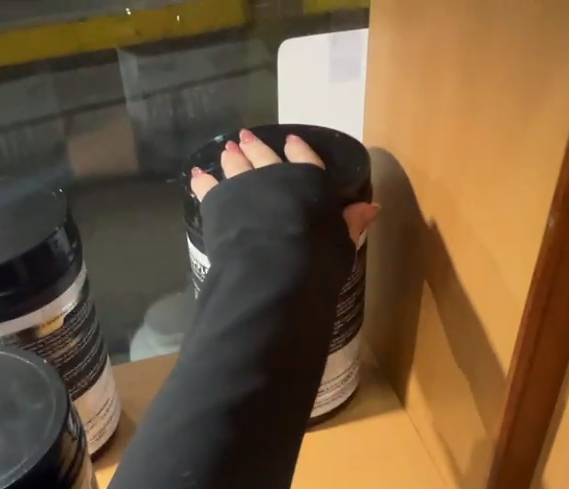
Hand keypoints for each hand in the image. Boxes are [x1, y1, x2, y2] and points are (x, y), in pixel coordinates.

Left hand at [190, 129, 379, 245]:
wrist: (273, 270)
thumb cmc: (315, 259)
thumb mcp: (340, 243)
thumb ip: (350, 224)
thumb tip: (371, 208)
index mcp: (308, 181)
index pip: (305, 160)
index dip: (299, 150)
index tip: (292, 141)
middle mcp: (274, 176)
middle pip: (265, 157)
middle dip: (256, 147)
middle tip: (246, 137)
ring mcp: (243, 187)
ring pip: (236, 166)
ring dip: (232, 158)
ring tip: (227, 150)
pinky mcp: (219, 203)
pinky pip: (208, 188)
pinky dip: (203, 181)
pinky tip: (197, 175)